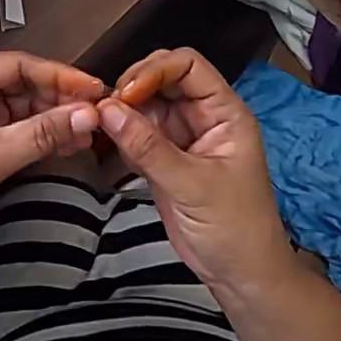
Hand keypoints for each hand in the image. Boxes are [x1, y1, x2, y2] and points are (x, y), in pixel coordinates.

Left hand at [0, 52, 103, 253]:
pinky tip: (67, 143)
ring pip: (22, 110)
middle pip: (22, 86)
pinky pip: (16, 132)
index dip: (57, 74)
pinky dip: (40, 137)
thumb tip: (87, 114)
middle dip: (58, 99)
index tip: (91, 87)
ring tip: (87, 131)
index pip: (17, 65)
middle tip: (94, 112)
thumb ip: (43, 132)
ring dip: (53, 120)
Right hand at [98, 48, 293, 292]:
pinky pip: (136, 130)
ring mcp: (181, 135)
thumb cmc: (234, 228)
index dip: (155, 71)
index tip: (127, 93)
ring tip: (100, 125)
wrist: (239, 275)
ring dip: (121, 109)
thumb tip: (107, 109)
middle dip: (133, 86)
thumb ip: (148, 147)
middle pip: (163, 77)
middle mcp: (201, 116)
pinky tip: (107, 143)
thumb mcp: (192, 185)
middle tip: (107, 108)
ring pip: (145, 103)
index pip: (189, 66)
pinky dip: (119, 131)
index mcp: (224, 113)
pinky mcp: (163, 155)